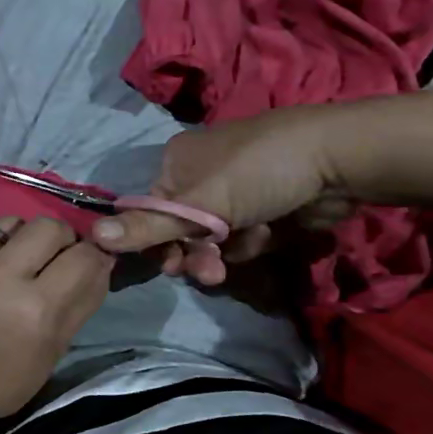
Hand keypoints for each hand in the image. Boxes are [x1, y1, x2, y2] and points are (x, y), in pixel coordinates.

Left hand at [0, 216, 114, 422]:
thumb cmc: (13, 378)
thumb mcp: (60, 345)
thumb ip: (85, 297)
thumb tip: (104, 259)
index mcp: (37, 311)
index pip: (83, 257)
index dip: (94, 257)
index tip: (91, 264)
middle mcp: (3, 282)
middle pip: (49, 227)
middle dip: (64, 240)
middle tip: (59, 260)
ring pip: (14, 221)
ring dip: (29, 237)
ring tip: (27, 259)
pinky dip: (0, 243)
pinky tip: (0, 264)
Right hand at [91, 106, 355, 283]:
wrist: (339, 162)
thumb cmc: (260, 171)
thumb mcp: (202, 202)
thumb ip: (149, 225)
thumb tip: (92, 236)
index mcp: (177, 162)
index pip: (149, 211)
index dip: (156, 242)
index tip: (169, 265)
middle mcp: (200, 175)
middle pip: (181, 229)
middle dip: (195, 253)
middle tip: (210, 271)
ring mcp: (234, 191)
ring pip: (213, 239)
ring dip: (225, 252)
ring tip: (248, 248)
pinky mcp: (262, 207)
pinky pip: (242, 237)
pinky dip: (252, 242)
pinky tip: (270, 233)